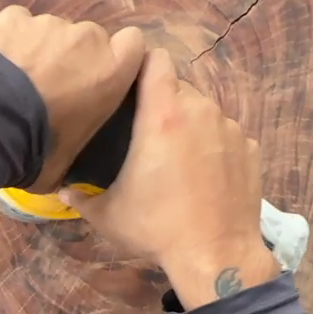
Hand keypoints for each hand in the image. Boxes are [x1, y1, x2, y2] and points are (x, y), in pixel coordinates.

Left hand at [0, 6, 145, 192]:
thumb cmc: (33, 154)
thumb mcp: (64, 167)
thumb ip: (76, 151)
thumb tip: (66, 170)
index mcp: (110, 73)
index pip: (133, 46)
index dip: (118, 59)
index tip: (100, 79)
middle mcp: (86, 40)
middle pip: (89, 41)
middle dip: (74, 61)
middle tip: (50, 92)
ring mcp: (48, 24)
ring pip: (52, 33)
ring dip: (40, 53)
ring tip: (14, 85)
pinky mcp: (12, 18)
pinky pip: (18, 25)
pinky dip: (11, 41)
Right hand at [60, 49, 278, 308]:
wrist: (215, 254)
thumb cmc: (156, 228)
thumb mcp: (108, 216)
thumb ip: (81, 198)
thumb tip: (61, 191)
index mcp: (161, 117)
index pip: (155, 60)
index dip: (141, 65)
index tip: (130, 84)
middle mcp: (199, 111)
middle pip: (179, 88)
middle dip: (163, 104)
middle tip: (147, 136)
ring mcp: (230, 128)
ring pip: (204, 112)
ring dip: (189, 127)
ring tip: (177, 161)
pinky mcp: (251, 148)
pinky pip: (226, 136)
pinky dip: (214, 147)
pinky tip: (204, 177)